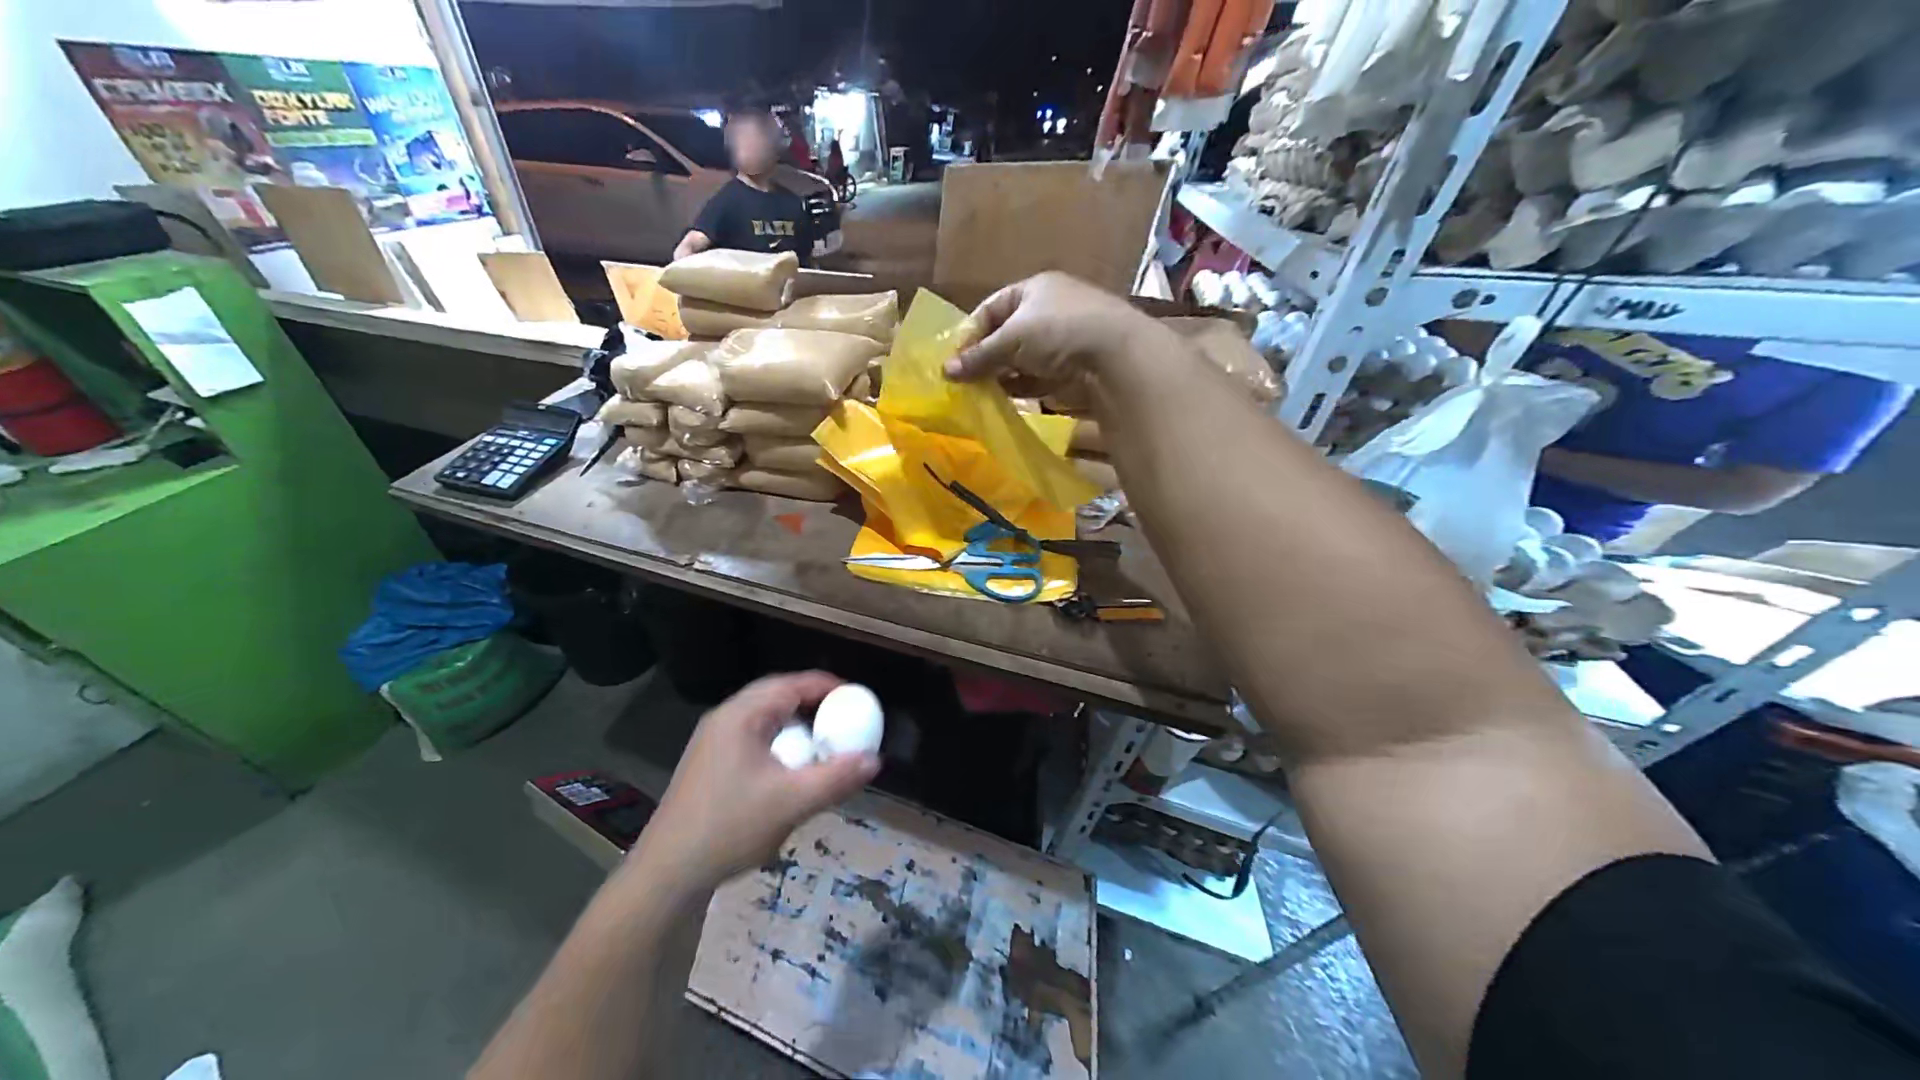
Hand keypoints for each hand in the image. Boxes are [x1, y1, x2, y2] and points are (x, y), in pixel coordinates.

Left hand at [623, 672, 879, 897]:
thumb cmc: (730, 828)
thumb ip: (836, 778)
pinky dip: (780, 744)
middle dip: (815, 705)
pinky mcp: (710, 763)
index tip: (859, 700)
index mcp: (741, 715)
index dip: (830, 687)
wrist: (667, 872)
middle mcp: (725, 719)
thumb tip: (874, 760)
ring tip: (824, 745)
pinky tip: (792, 771)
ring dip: (797, 726)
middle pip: (778, 696)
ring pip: (765, 719)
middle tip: (845, 721)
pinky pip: (754, 738)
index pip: (792, 683)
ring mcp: (713, 741)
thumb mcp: (791, 803)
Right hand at [945, 272, 1176, 394]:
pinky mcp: (1072, 371)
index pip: (991, 308)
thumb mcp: (1011, 339)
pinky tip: (1004, 402)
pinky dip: (1021, 389)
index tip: (953, 359)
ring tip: (979, 394)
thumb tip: (947, 371)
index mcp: (1034, 290)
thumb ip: (979, 356)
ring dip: (1001, 376)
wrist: (1115, 356)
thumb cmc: (1058, 332)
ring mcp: (1063, 342)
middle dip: (985, 357)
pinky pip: (1038, 380)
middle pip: (1006, 335)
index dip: (970, 332)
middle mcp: (1048, 312)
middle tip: (962, 381)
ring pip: (1022, 360)